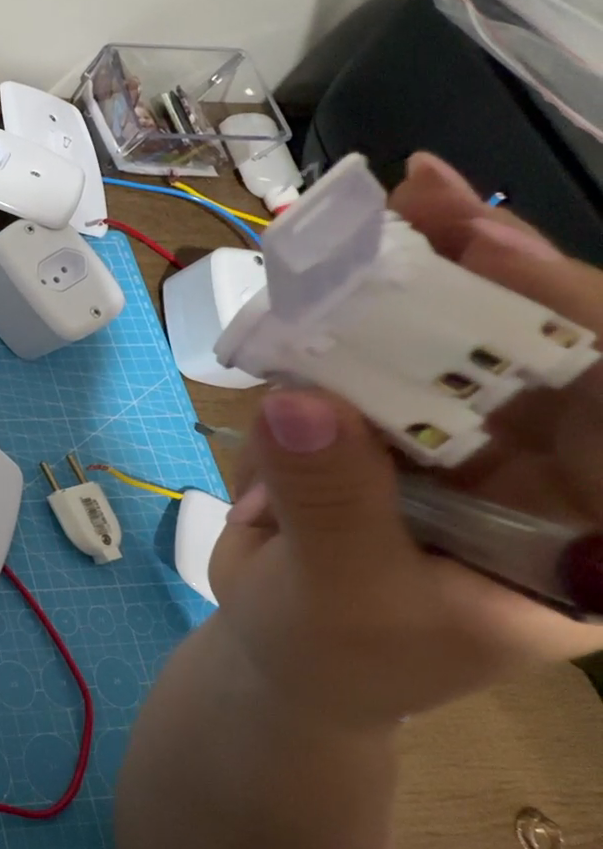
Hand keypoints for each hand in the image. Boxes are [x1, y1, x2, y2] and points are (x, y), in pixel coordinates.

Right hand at [209, 152, 602, 726]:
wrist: (277, 657)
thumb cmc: (338, 655)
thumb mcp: (346, 598)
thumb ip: (335, 507)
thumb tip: (294, 401)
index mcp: (593, 527)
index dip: (563, 312)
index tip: (483, 239)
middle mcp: (544, 467)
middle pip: (529, 349)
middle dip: (476, 267)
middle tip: (415, 192)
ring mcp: (455, 440)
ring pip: (433, 343)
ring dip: (385, 282)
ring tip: (333, 230)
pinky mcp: (377, 427)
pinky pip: (351, 365)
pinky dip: (318, 329)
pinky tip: (290, 302)